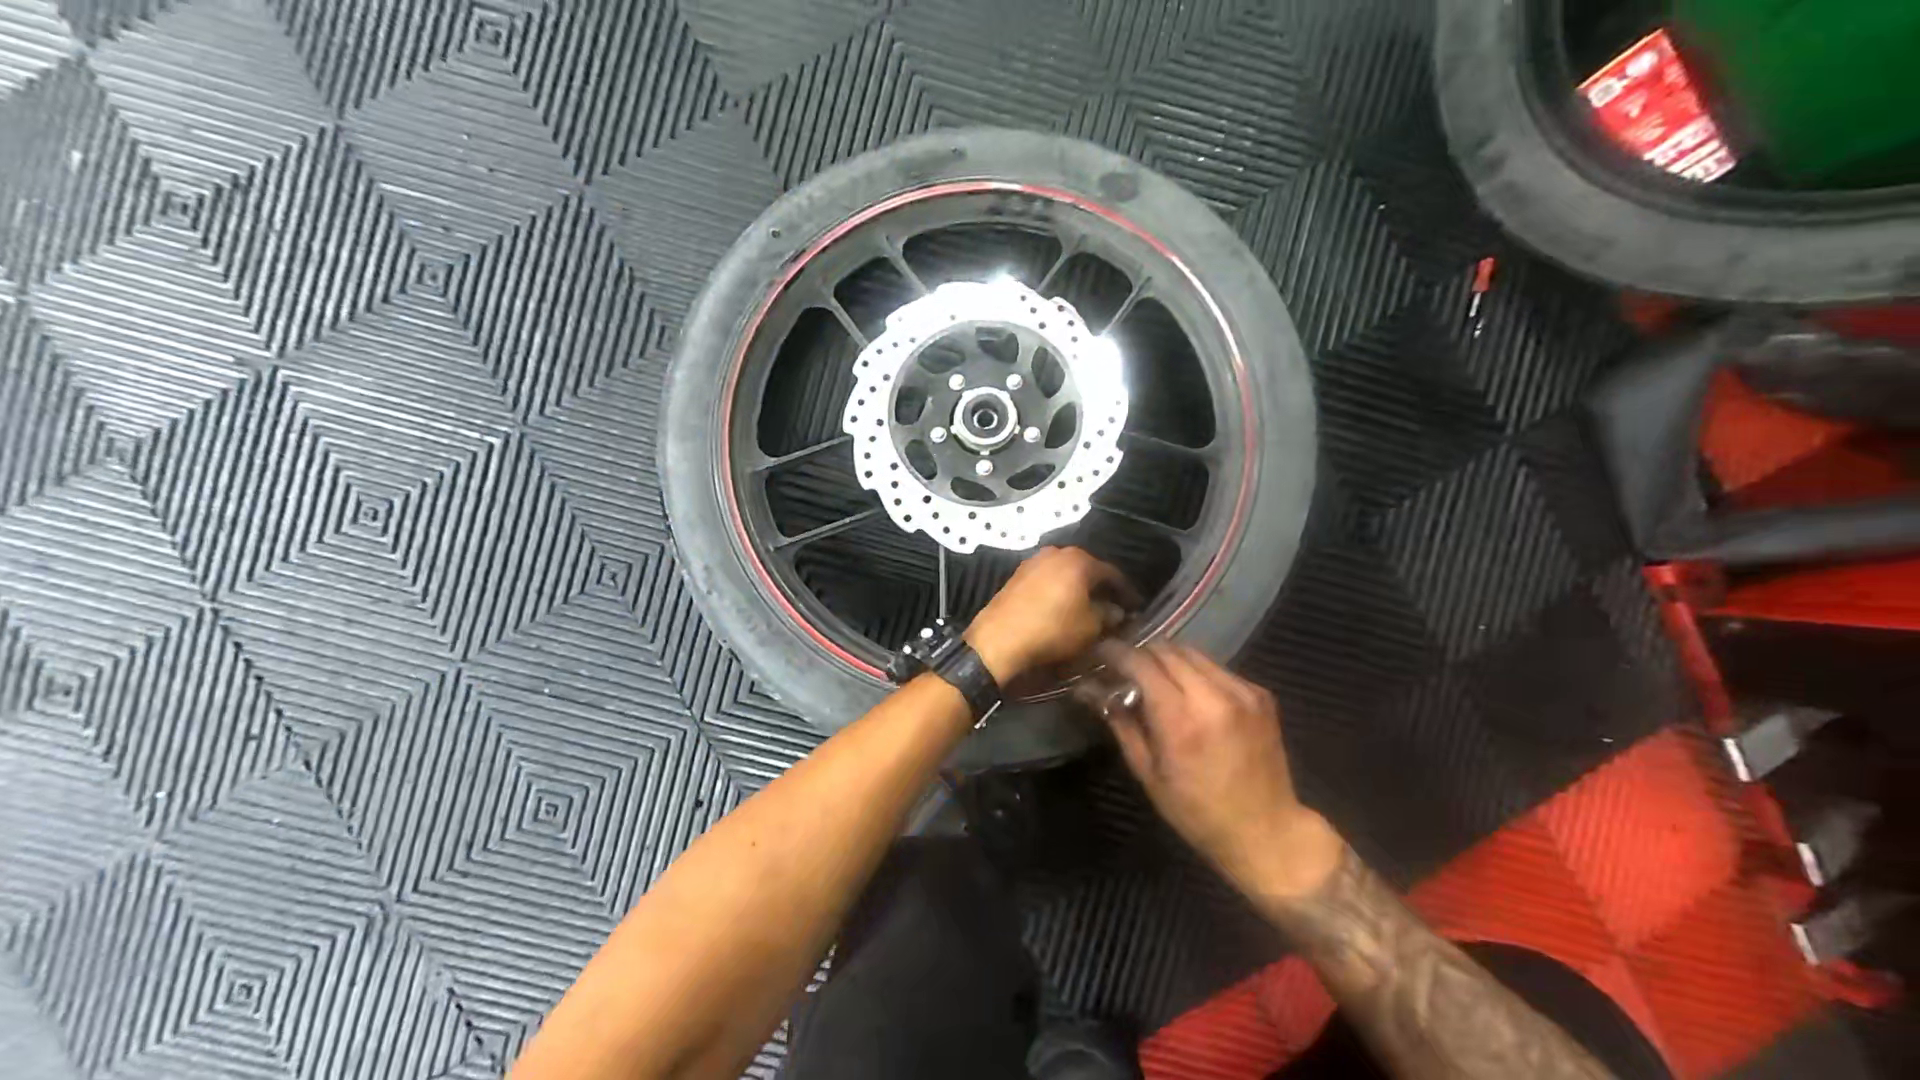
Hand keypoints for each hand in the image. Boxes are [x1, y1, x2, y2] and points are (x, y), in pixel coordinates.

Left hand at [964, 547, 1130, 680]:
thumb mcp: (1090, 628)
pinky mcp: (1016, 577)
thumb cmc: (1052, 630)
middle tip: (1112, 609)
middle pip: (1087, 570)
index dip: (1127, 592)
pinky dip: (1058, 593)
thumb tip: (1116, 611)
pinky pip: (1047, 582)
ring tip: (1087, 612)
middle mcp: (1055, 553)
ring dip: (1078, 591)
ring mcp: (1032, 563)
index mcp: (1078, 559)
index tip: (1136, 607)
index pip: (1112, 573)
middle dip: (1101, 589)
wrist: (998, 640)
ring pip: (1065, 575)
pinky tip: (1061, 611)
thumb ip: (1109, 615)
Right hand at [1081, 643, 1341, 900]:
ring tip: (1153, 675)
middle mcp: (1214, 696)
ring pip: (1193, 653)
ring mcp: (1242, 692)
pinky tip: (1189, 692)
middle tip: (1123, 665)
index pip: (1141, 663)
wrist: (1267, 831)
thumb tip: (1092, 691)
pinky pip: (1218, 668)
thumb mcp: (1148, 773)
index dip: (1116, 652)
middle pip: (1167, 650)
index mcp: (1181, 720)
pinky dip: (1196, 672)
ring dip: (1168, 658)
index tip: (1100, 652)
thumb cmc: (1197, 811)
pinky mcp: (1260, 694)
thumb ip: (1122, 724)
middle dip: (1140, 652)